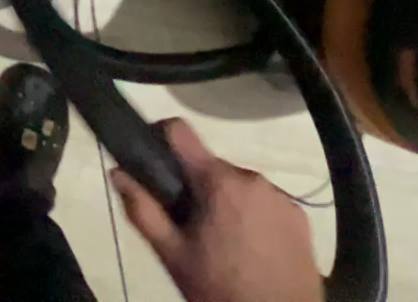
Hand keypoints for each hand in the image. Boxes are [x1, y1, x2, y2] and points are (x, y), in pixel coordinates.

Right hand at [111, 118, 323, 301]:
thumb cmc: (221, 293)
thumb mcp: (174, 257)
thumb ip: (143, 211)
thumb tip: (117, 172)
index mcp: (217, 181)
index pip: (180, 131)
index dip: (161, 136)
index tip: (152, 158)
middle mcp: (251, 176)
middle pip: (210, 166)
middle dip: (197, 187)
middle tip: (191, 226)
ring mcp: (280, 195)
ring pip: (238, 185)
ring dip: (226, 201)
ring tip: (224, 244)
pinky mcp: (300, 216)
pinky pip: (265, 202)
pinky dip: (253, 215)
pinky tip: (252, 251)